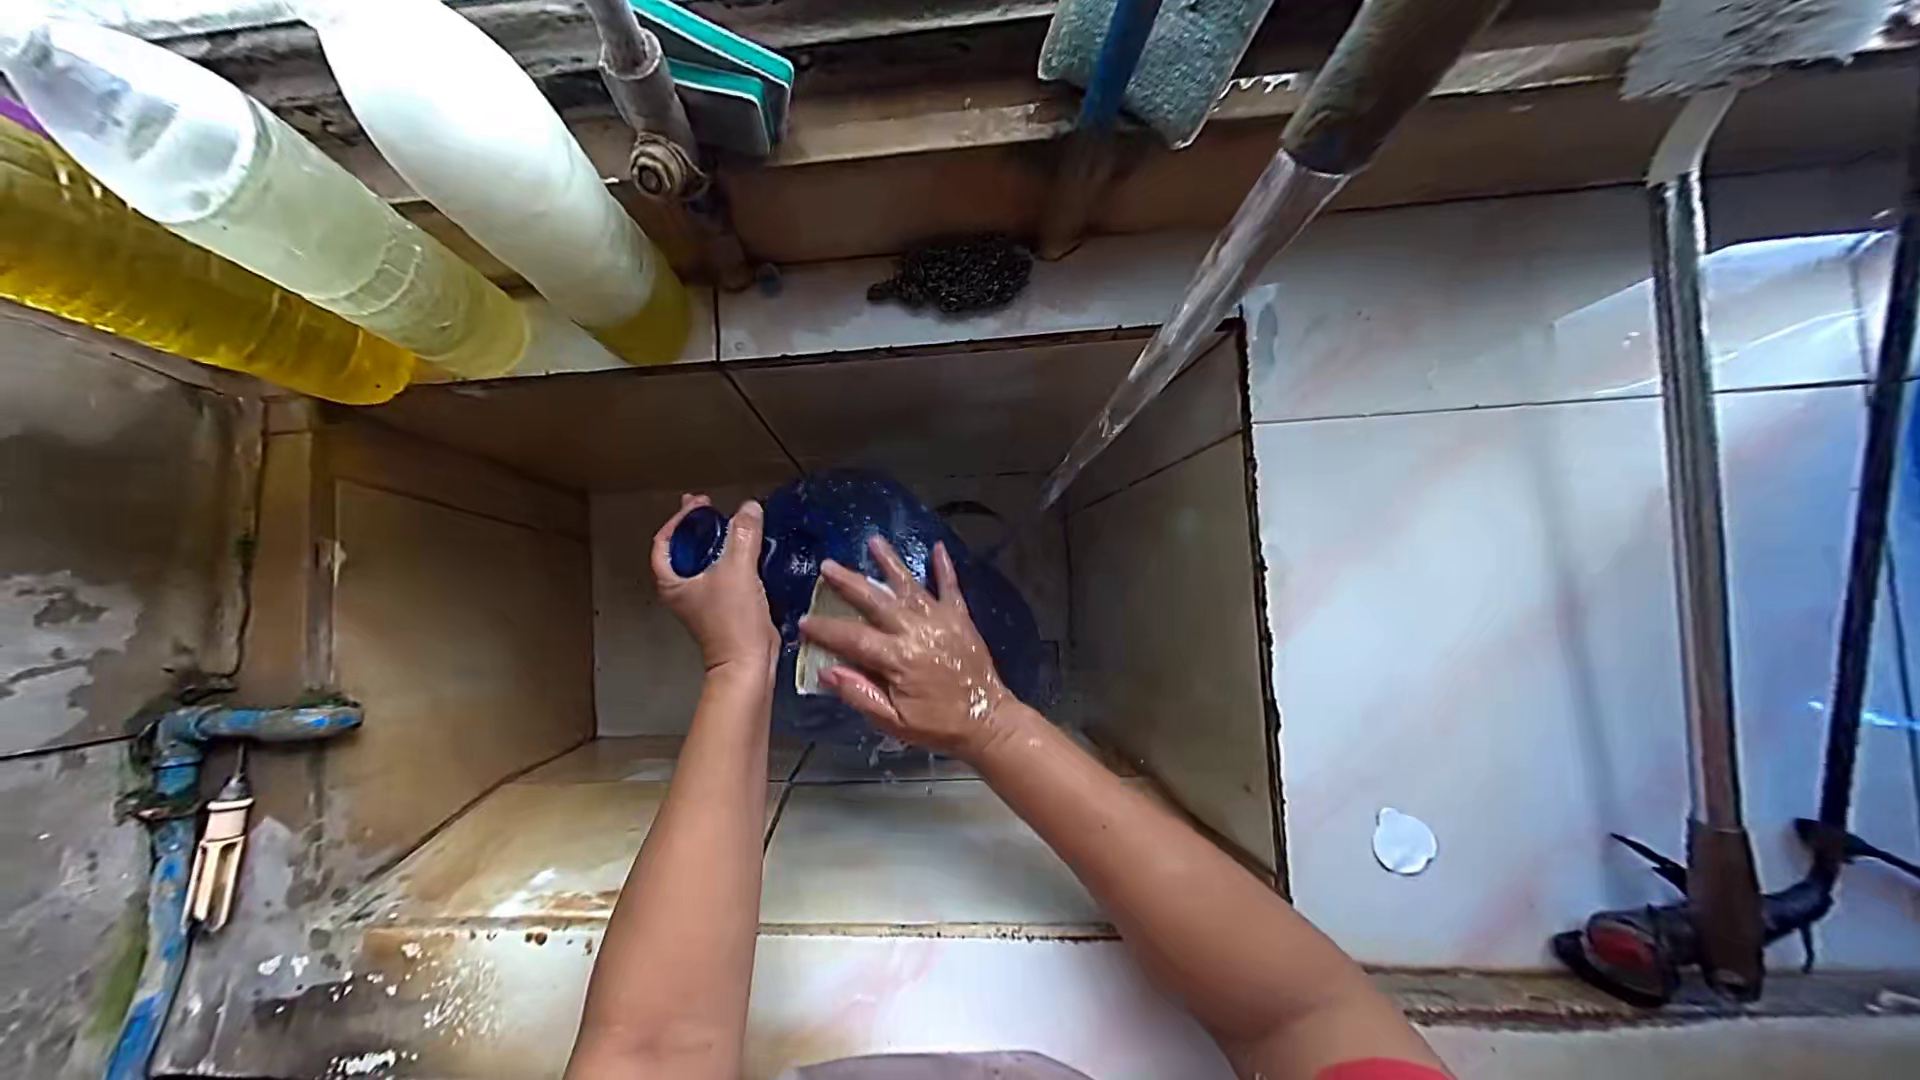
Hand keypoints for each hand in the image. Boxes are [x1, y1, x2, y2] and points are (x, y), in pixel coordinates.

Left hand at [651, 495, 777, 676]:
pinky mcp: (725, 607)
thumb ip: (743, 535)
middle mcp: (683, 590)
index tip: (700, 505)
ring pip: (707, 563)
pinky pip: (726, 575)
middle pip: (685, 550)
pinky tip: (751, 552)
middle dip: (699, 529)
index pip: (665, 541)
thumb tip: (749, 508)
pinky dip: (735, 560)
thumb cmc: (732, 622)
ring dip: (719, 544)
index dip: (680, 519)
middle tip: (714, 511)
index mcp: (672, 582)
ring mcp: (704, 600)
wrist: (748, 661)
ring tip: (735, 527)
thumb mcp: (737, 570)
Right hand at [799, 534, 1020, 760]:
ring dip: (890, 563)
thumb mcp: (894, 723)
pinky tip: (938, 547)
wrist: (988, 721)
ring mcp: (940, 620)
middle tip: (827, 566)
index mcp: (898, 658)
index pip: (852, 638)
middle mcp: (917, 631)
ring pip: (910, 586)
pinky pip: (950, 588)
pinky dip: (944, 568)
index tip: (803, 620)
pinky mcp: (960, 618)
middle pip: (877, 601)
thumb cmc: (938, 726)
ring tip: (874, 541)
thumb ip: (860, 695)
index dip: (826, 629)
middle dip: (849, 583)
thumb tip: (826, 671)